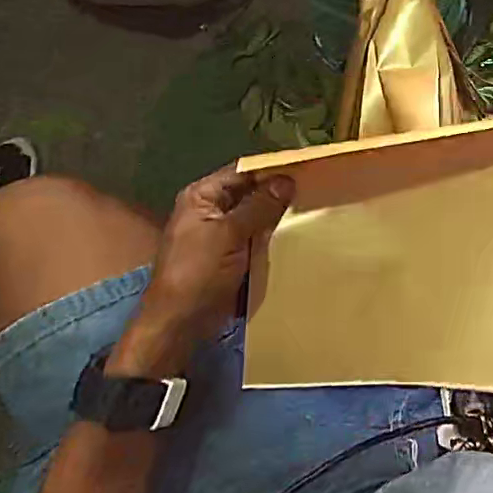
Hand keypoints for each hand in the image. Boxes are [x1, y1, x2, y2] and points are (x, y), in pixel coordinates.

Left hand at [110, 167, 294, 376]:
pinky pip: (257, 240)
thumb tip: (287, 181)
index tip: (303, 168)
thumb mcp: (229, 234)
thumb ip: (259, 206)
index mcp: (202, 196)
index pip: (242, 172)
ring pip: (257, 218)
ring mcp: (221, 235)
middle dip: (278, 194)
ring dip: (278, 218)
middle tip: (314, 190)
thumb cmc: (198, 272)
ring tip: (312, 210)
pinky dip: (274, 239)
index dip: (270, 169)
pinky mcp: (232, 257)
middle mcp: (211, 210)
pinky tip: (299, 236)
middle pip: (250, 193)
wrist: (179, 325)